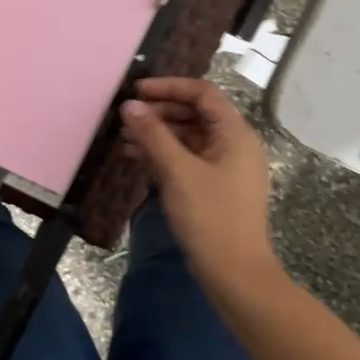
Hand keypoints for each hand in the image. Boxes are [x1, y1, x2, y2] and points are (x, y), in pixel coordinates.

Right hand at [119, 77, 279, 287]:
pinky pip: (187, 157)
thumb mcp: (178, 171)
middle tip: (126, 116)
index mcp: (235, 134)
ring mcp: (225, 166)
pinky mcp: (215, 185)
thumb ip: (153, 134)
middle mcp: (234, 144)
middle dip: (159, 111)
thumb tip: (129, 105)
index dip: (169, 87)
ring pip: (188, 135)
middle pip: (195, 112)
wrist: (234, 272)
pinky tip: (136, 157)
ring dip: (157, 132)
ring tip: (124, 137)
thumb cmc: (210, 216)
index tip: (136, 91)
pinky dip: (163, 152)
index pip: (203, 93)